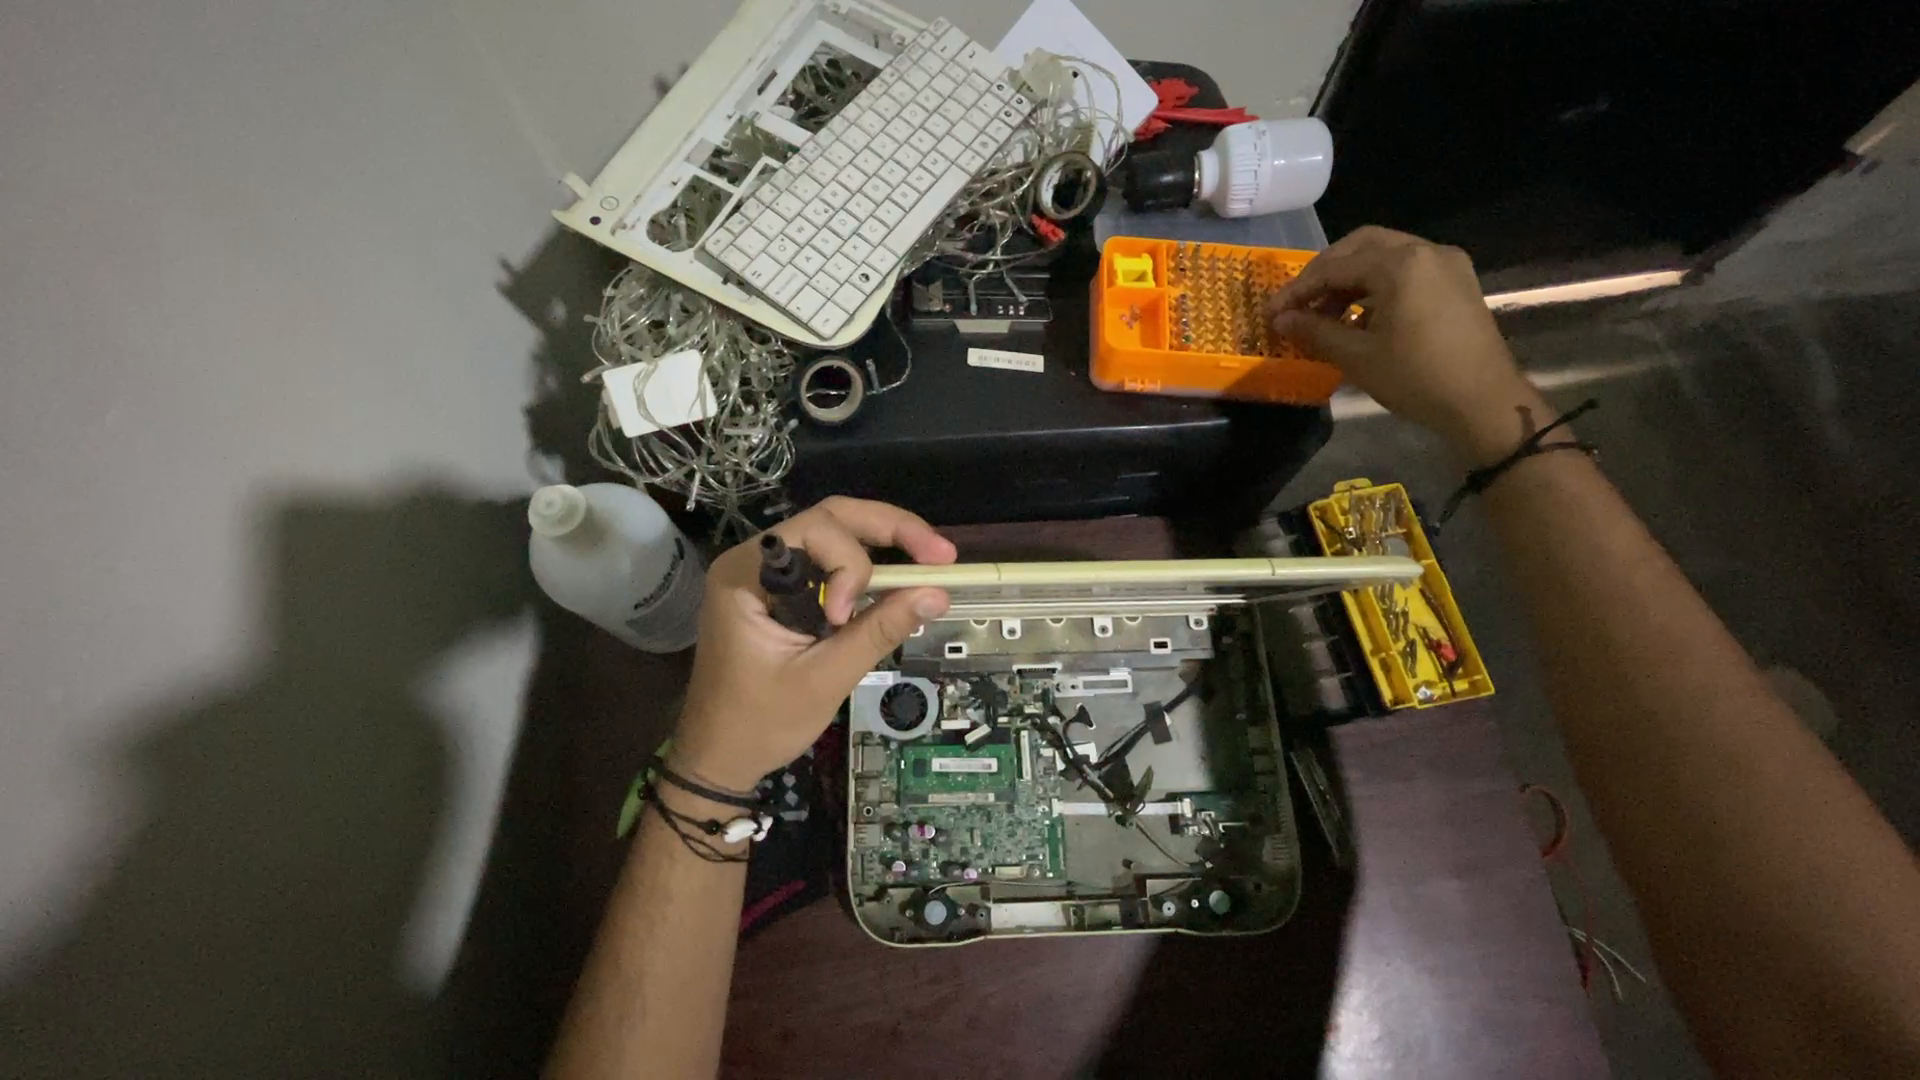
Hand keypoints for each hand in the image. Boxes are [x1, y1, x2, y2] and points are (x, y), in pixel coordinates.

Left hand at [670, 497, 955, 791]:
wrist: (718, 758)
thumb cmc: (760, 723)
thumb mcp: (826, 678)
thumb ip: (879, 630)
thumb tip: (937, 594)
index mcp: (747, 573)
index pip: (816, 530)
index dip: (850, 564)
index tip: (846, 619)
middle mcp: (752, 558)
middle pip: (831, 519)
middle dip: (891, 531)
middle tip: (941, 555)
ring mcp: (765, 573)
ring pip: (833, 534)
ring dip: (883, 546)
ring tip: (929, 563)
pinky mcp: (778, 591)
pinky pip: (826, 563)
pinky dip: (863, 570)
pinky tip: (894, 583)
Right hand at [1267, 227, 1544, 460]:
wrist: (1483, 401)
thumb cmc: (1415, 377)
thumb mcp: (1357, 357)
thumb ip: (1315, 331)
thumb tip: (1281, 320)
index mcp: (1400, 265)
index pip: (1335, 267)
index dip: (1297, 290)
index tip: (1272, 313)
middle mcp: (1426, 251)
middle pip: (1361, 246)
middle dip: (1324, 272)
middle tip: (1298, 302)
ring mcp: (1446, 265)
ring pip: (1385, 256)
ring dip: (1349, 279)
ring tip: (1325, 315)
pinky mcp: (1456, 283)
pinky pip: (1406, 271)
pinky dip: (1376, 286)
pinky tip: (1360, 318)